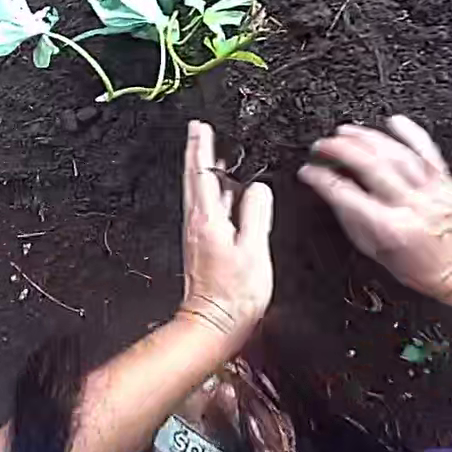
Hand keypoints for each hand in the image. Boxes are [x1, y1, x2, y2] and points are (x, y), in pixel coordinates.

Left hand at [178, 121, 273, 345]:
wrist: (212, 323)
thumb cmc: (233, 294)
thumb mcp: (253, 250)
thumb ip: (255, 215)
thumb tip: (258, 188)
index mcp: (207, 218)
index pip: (200, 173)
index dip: (201, 147)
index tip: (200, 128)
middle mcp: (197, 222)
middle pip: (193, 177)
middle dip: (196, 152)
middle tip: (199, 131)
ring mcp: (197, 232)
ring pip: (197, 191)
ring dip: (203, 170)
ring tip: (212, 155)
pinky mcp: (201, 243)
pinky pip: (205, 206)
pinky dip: (212, 191)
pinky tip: (223, 194)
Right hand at [299, 117, 451, 304]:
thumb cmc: (416, 266)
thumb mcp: (370, 248)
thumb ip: (348, 214)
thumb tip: (326, 187)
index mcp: (388, 227)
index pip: (344, 193)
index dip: (319, 178)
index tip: (308, 171)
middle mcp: (410, 205)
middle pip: (369, 165)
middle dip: (339, 149)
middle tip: (322, 145)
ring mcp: (430, 190)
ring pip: (394, 153)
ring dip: (365, 137)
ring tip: (344, 131)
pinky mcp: (444, 181)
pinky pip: (427, 150)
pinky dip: (410, 132)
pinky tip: (394, 121)